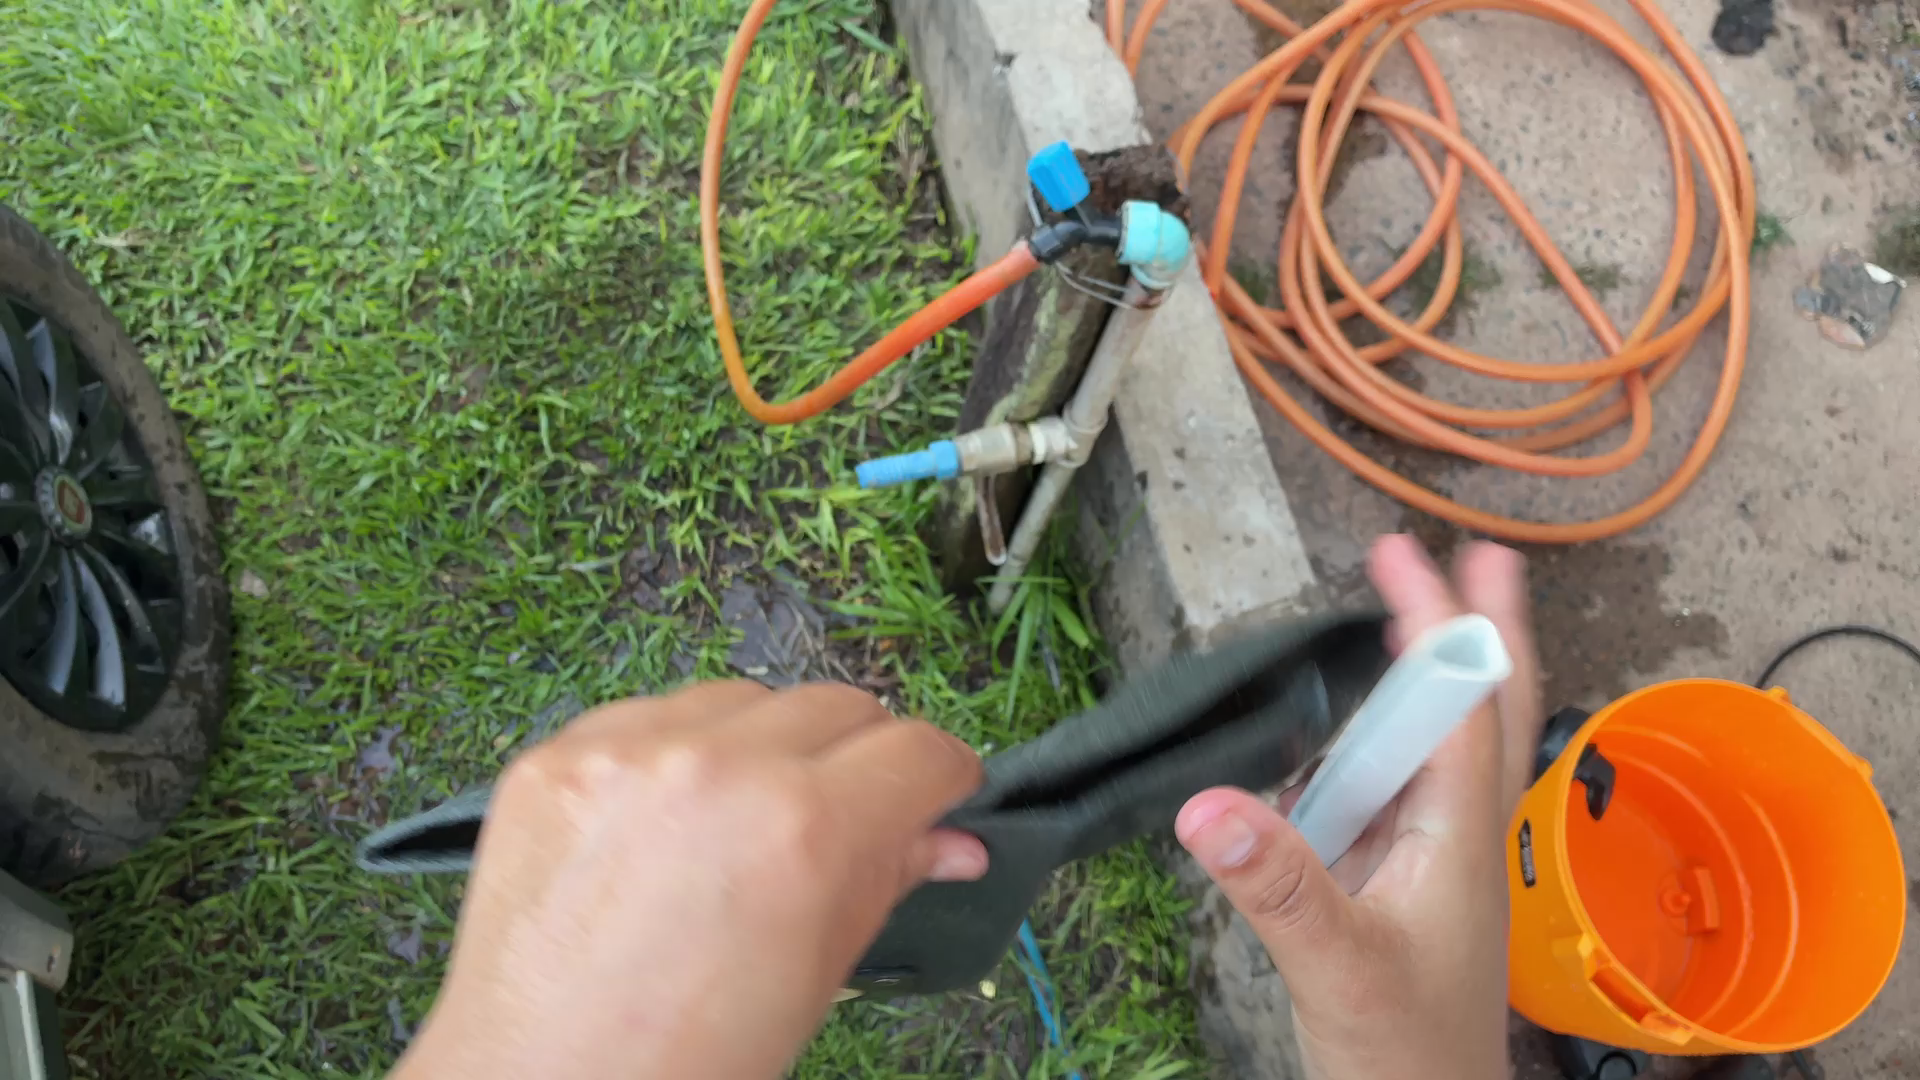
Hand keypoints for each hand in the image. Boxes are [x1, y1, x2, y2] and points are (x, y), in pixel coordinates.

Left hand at [392, 681, 988, 1079]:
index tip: (940, 793)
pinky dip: (685, 750)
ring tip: (740, 813)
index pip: (919, 750)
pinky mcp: (560, 752)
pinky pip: (661, 713)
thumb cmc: (699, 1056)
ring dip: (768, 745)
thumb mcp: (821, 972)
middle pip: (843, 704)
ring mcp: (628, 751)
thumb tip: (961, 841)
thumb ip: (894, 875)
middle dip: (862, 755)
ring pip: (753, 699)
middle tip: (841, 810)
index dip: (945, 775)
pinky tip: (665, 813)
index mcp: (802, 831)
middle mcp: (719, 768)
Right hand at [1175, 535, 1539, 1079]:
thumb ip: (1275, 886)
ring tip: (1397, 618)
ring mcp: (1416, 843)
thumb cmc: (1398, 1052)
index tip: (1416, 552)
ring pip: (1430, 737)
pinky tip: (1336, 719)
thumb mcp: (1336, 967)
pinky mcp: (1381, 863)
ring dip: (1421, 669)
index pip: (1459, 703)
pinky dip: (1367, 726)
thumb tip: (1201, 801)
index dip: (1441, 622)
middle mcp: (1447, 822)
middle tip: (1450, 555)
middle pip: (1476, 707)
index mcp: (1455, 830)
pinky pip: (1380, 775)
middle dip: (1467, 626)